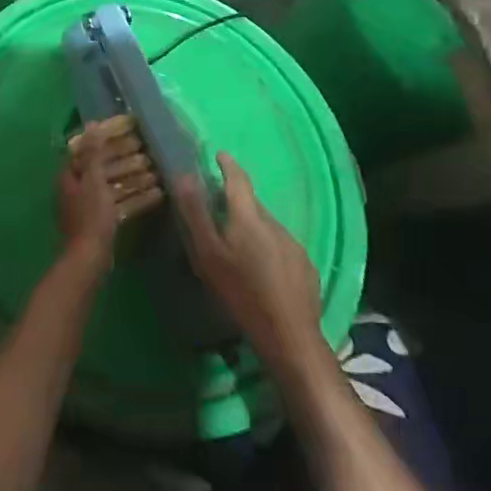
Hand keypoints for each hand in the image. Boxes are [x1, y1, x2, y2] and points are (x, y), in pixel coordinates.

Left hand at [58, 115, 164, 268]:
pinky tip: (158, 194)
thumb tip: (92, 124)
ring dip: (134, 177)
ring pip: (114, 185)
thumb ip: (93, 153)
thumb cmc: (91, 215)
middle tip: (147, 149)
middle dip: (124, 158)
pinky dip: (136, 198)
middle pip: (103, 166)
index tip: (128, 129)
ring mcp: (90, 205)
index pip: (88, 148)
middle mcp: (78, 187)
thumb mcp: (93, 180)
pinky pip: (120, 203)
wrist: (90, 258)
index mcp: (70, 175)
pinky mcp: (103, 221)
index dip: (106, 137)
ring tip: (157, 170)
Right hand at [173, 152, 323, 365]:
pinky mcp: (306, 265)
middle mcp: (274, 222)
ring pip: (266, 225)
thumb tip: (184, 176)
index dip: (227, 164)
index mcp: (248, 216)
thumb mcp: (208, 254)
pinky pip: (280, 245)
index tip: (218, 155)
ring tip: (237, 246)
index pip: (238, 179)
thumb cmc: (241, 292)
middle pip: (252, 203)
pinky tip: (260, 269)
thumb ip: (195, 214)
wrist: (289, 335)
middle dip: (235, 201)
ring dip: (251, 227)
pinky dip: (267, 247)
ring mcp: (293, 244)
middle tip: (217, 210)